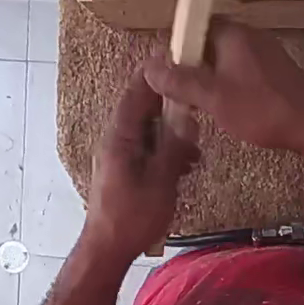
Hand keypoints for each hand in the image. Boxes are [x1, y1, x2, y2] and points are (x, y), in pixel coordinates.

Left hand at [81, 69, 198, 260]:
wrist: (107, 249)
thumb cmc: (132, 216)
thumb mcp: (161, 180)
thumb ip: (175, 146)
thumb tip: (188, 116)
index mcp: (120, 139)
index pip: (135, 95)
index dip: (152, 75)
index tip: (172, 55)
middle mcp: (117, 142)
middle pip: (143, 110)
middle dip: (169, 102)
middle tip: (196, 95)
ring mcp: (120, 156)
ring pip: (148, 130)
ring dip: (172, 131)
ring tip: (195, 145)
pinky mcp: (125, 170)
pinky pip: (148, 148)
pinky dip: (167, 148)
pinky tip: (186, 163)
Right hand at [143, 21, 303, 152]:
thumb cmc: (265, 109)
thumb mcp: (213, 97)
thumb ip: (180, 81)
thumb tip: (151, 68)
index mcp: (233, 34)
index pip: (192, 26)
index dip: (173, 48)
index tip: (161, 70)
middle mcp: (250, 37)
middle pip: (207, 43)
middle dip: (189, 66)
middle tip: (177, 92)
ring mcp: (264, 54)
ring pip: (224, 60)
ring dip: (207, 79)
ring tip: (196, 103)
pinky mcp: (274, 72)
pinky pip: (240, 72)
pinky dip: (227, 85)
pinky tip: (223, 107)